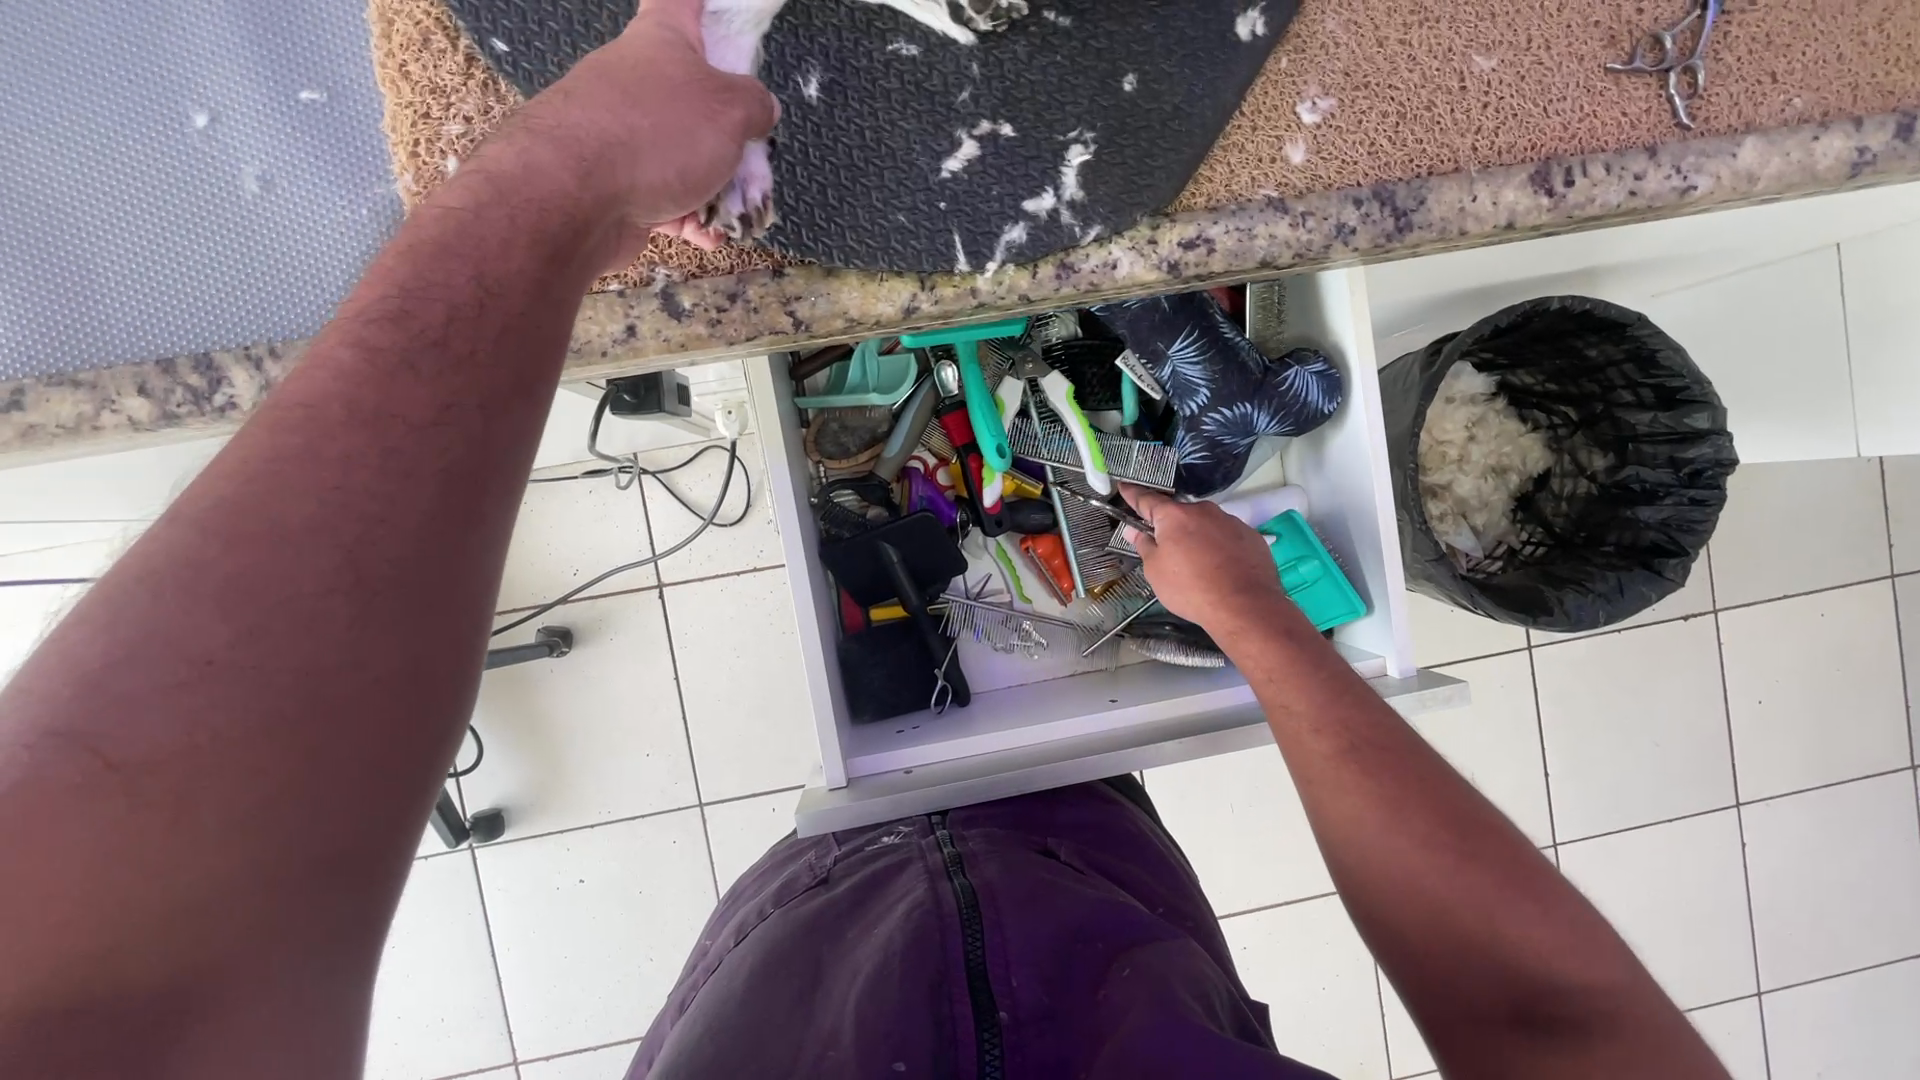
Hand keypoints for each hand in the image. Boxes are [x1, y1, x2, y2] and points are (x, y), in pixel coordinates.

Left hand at [479, 0, 778, 255]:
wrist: (576, 196)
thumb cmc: (659, 133)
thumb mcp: (731, 110)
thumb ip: (756, 104)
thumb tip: (762, 106)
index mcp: (663, 39)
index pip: (684, 2)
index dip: (708, 6)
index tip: (726, 19)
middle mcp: (639, 79)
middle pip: (694, 97)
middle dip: (730, 133)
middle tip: (754, 159)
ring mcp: (625, 134)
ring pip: (684, 157)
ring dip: (716, 188)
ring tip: (735, 214)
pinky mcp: (618, 185)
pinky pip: (666, 198)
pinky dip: (689, 218)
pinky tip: (706, 235)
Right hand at [1121, 485, 1288, 632]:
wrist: (1244, 606)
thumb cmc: (1191, 589)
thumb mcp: (1156, 572)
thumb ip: (1145, 546)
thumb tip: (1137, 532)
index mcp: (1175, 516)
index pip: (1147, 499)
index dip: (1133, 494)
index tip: (1124, 487)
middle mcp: (1203, 511)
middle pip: (1179, 514)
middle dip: (1171, 527)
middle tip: (1167, 550)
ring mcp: (1230, 521)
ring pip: (1205, 525)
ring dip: (1197, 538)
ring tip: (1198, 566)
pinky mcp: (1251, 536)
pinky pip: (1226, 537)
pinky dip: (1219, 548)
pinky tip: (1220, 569)